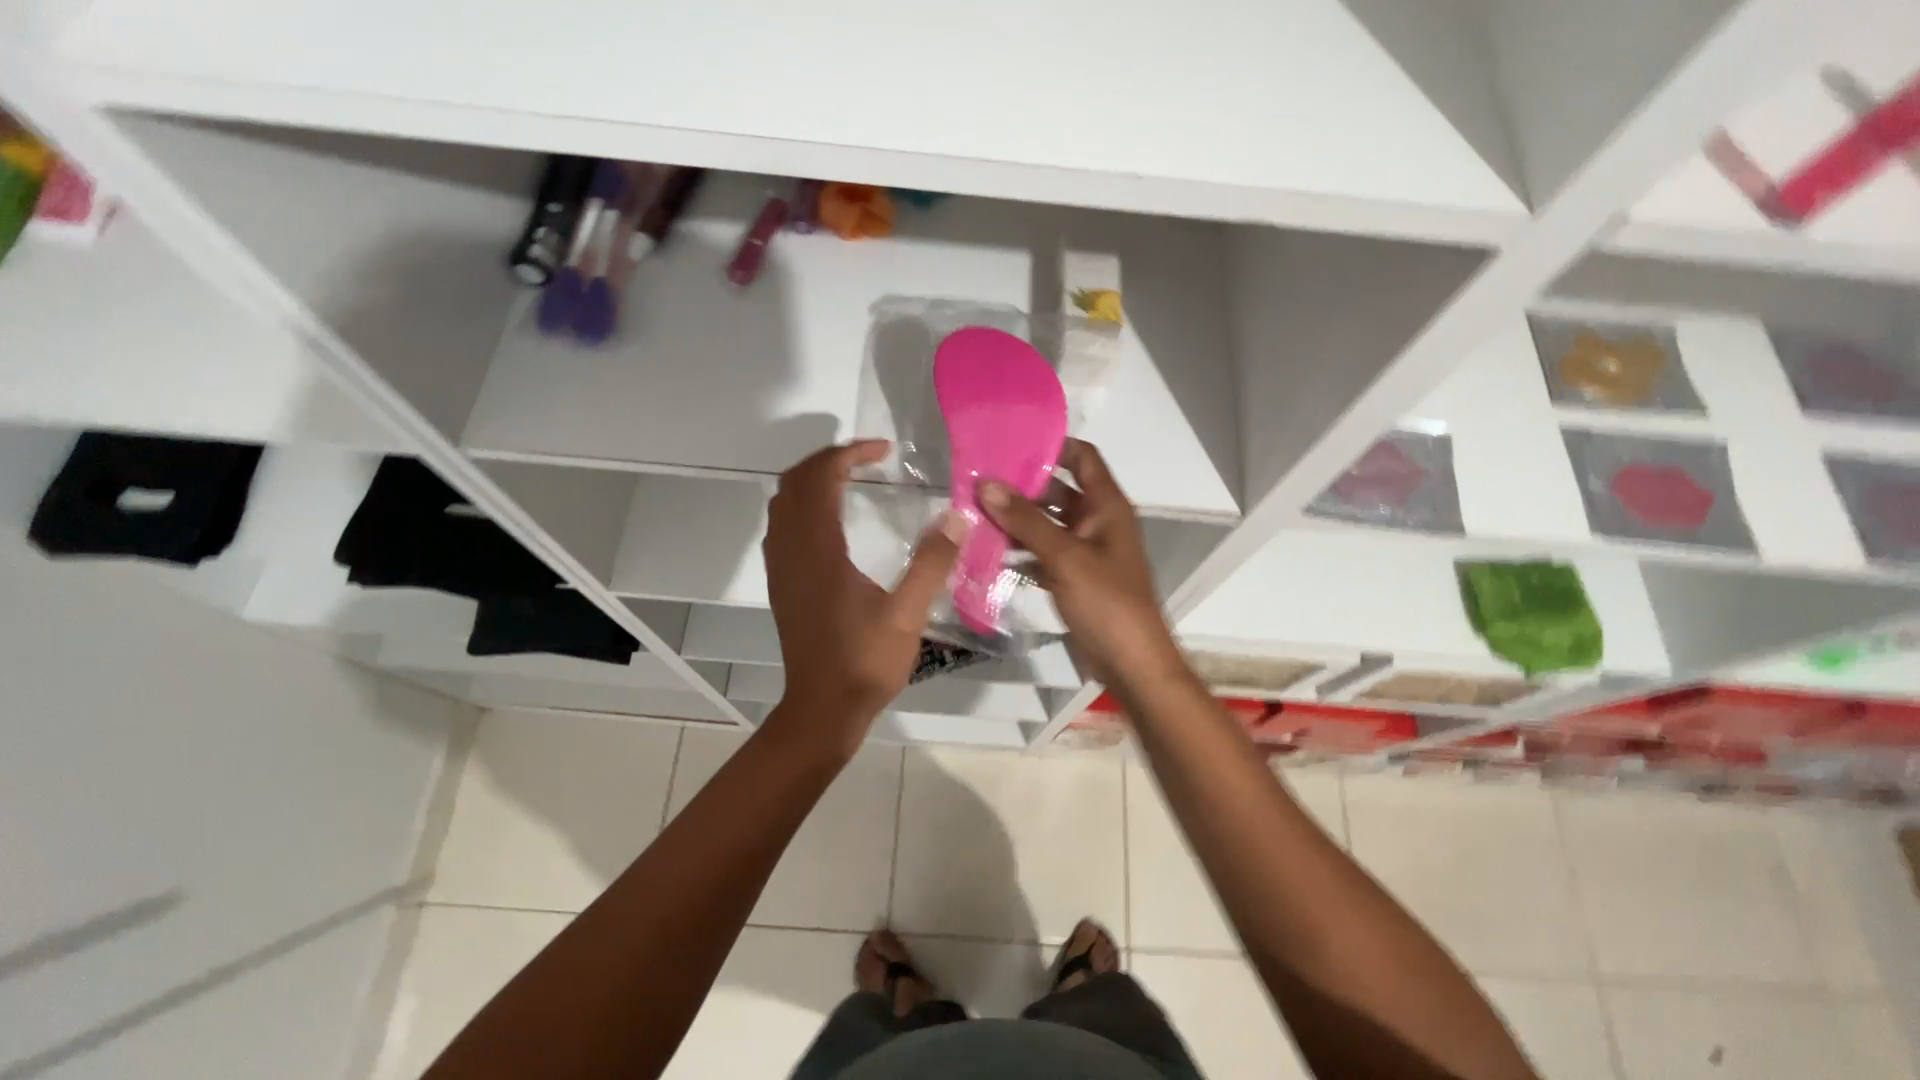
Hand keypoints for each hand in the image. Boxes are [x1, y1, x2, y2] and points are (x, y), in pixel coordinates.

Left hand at [763, 440, 964, 739]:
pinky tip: (832, 524)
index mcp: (819, 550)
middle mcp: (791, 551)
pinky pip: (782, 527)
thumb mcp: (908, 613)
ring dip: (811, 481)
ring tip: (850, 479)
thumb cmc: (865, 662)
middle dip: (828, 459)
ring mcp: (781, 569)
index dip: (849, 453)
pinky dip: (802, 506)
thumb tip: (957, 516)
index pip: (821, 478)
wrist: (822, 708)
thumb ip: (932, 562)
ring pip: (783, 504)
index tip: (883, 450)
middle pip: (795, 483)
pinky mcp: (782, 585)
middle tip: (868, 457)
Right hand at [979, 439, 1183, 688]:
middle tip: (977, 480)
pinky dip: (1021, 551)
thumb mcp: (1065, 557)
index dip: (1052, 445)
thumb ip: (1025, 521)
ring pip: (1047, 524)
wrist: (1131, 662)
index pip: (1082, 458)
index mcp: (1107, 506)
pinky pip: (1044, 554)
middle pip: (1058, 490)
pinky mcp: (1075, 578)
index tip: (1009, 442)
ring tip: (973, 513)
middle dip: (1021, 486)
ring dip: (1016, 520)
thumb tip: (985, 484)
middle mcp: (1098, 522)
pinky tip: (988, 552)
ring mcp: (1086, 551)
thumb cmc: (1107, 602)